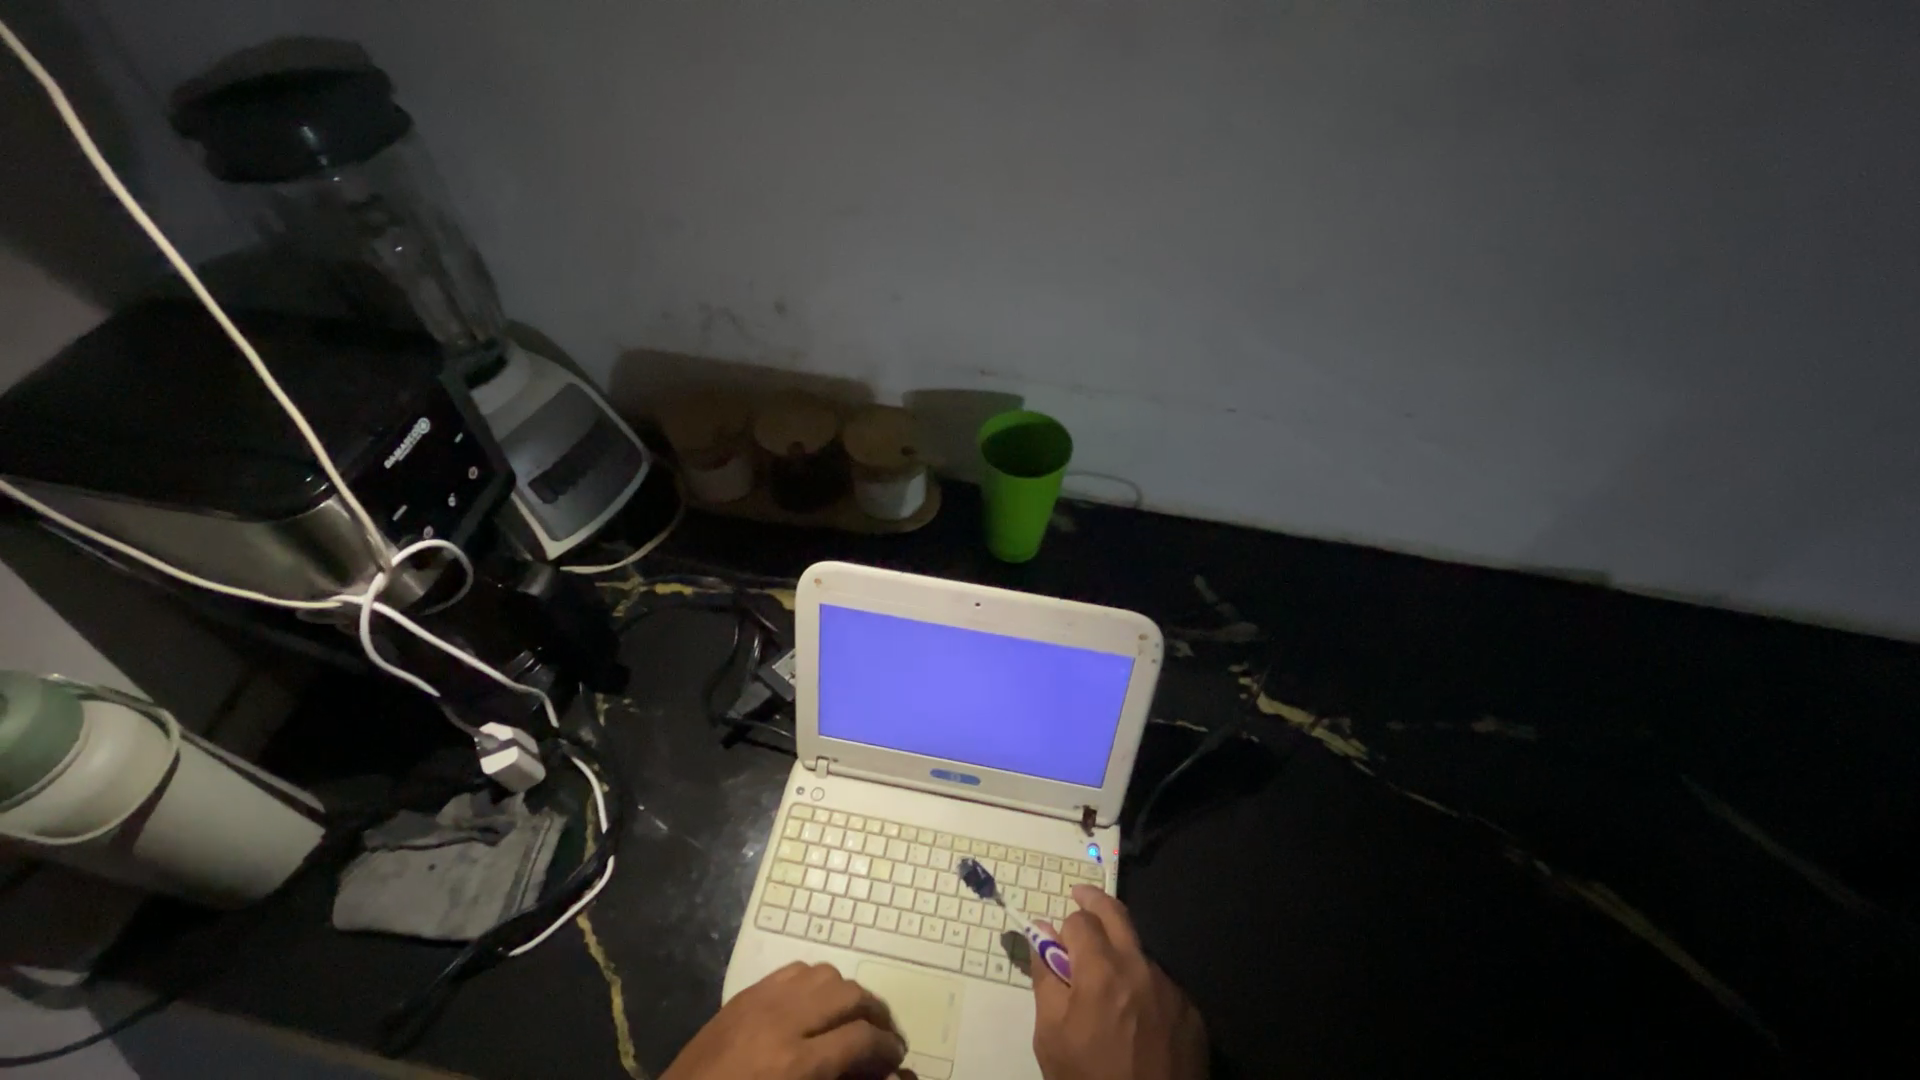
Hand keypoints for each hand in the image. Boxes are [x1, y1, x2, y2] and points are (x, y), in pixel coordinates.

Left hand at [662, 962, 906, 1079]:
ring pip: (824, 974)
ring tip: (852, 1019)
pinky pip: (794, 971)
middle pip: (849, 995)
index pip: (861, 1039)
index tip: (896, 1058)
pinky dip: (815, 984)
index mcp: (795, 1063)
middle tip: (883, 1036)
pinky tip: (815, 1007)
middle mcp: (783, 1020)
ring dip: (846, 995)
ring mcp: (761, 1000)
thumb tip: (881, 1073)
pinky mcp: (744, 995)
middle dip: (875, 1013)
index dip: (887, 1048)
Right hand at [1032, 885, 1207, 1079]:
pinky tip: (1136, 1017)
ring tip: (1108, 986)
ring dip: (1120, 954)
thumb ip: (1046, 979)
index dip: (1064, 930)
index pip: (1079, 920)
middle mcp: (1140, 967)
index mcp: (1101, 970)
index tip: (1057, 944)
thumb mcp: (1050, 1035)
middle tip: (1080, 897)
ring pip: (1139, 952)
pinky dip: (1143, 987)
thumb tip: (1042, 937)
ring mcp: (1171, 989)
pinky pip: (1161, 985)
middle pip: (1116, 913)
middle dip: (1094, 901)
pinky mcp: (1191, 1013)